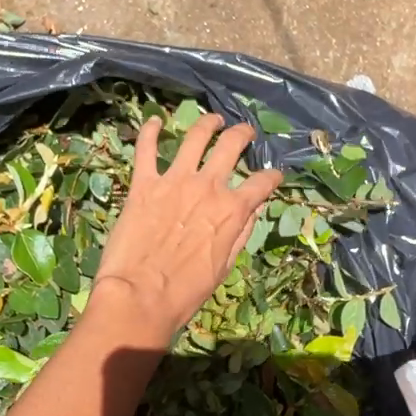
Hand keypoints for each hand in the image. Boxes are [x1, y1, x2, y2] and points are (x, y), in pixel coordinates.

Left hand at [87, 114, 282, 349]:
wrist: (140, 296)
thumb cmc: (186, 292)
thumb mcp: (224, 267)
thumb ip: (239, 233)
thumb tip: (252, 211)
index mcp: (232, 210)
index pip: (261, 184)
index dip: (271, 177)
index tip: (274, 175)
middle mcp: (207, 187)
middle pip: (231, 147)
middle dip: (242, 135)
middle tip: (245, 131)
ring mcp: (174, 181)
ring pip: (195, 138)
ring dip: (207, 124)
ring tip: (212, 119)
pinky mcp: (143, 184)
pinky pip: (146, 149)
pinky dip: (149, 131)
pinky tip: (153, 121)